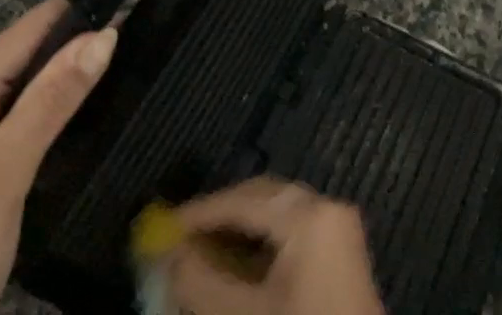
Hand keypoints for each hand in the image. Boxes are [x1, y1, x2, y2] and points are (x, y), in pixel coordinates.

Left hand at [0, 0, 116, 314]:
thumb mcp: (3, 176)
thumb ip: (50, 103)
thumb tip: (103, 35)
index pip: (27, 31)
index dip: (79, 16)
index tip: (137, 6)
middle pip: (26, 56)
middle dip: (77, 47)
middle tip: (144, 46)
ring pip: (23, 90)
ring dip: (68, 81)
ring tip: (130, 73)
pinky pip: (16, 121)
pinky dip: (51, 115)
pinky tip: (85, 121)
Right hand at [169, 178, 383, 314]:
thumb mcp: (246, 313)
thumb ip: (202, 283)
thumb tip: (169, 257)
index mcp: (308, 216)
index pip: (242, 200)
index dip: (198, 214)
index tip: (162, 228)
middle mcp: (326, 208)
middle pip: (261, 198)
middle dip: (218, 217)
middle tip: (180, 239)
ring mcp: (337, 228)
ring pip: (275, 214)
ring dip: (237, 230)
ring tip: (201, 253)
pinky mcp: (339, 251)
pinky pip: (291, 231)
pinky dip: (260, 243)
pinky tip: (234, 267)